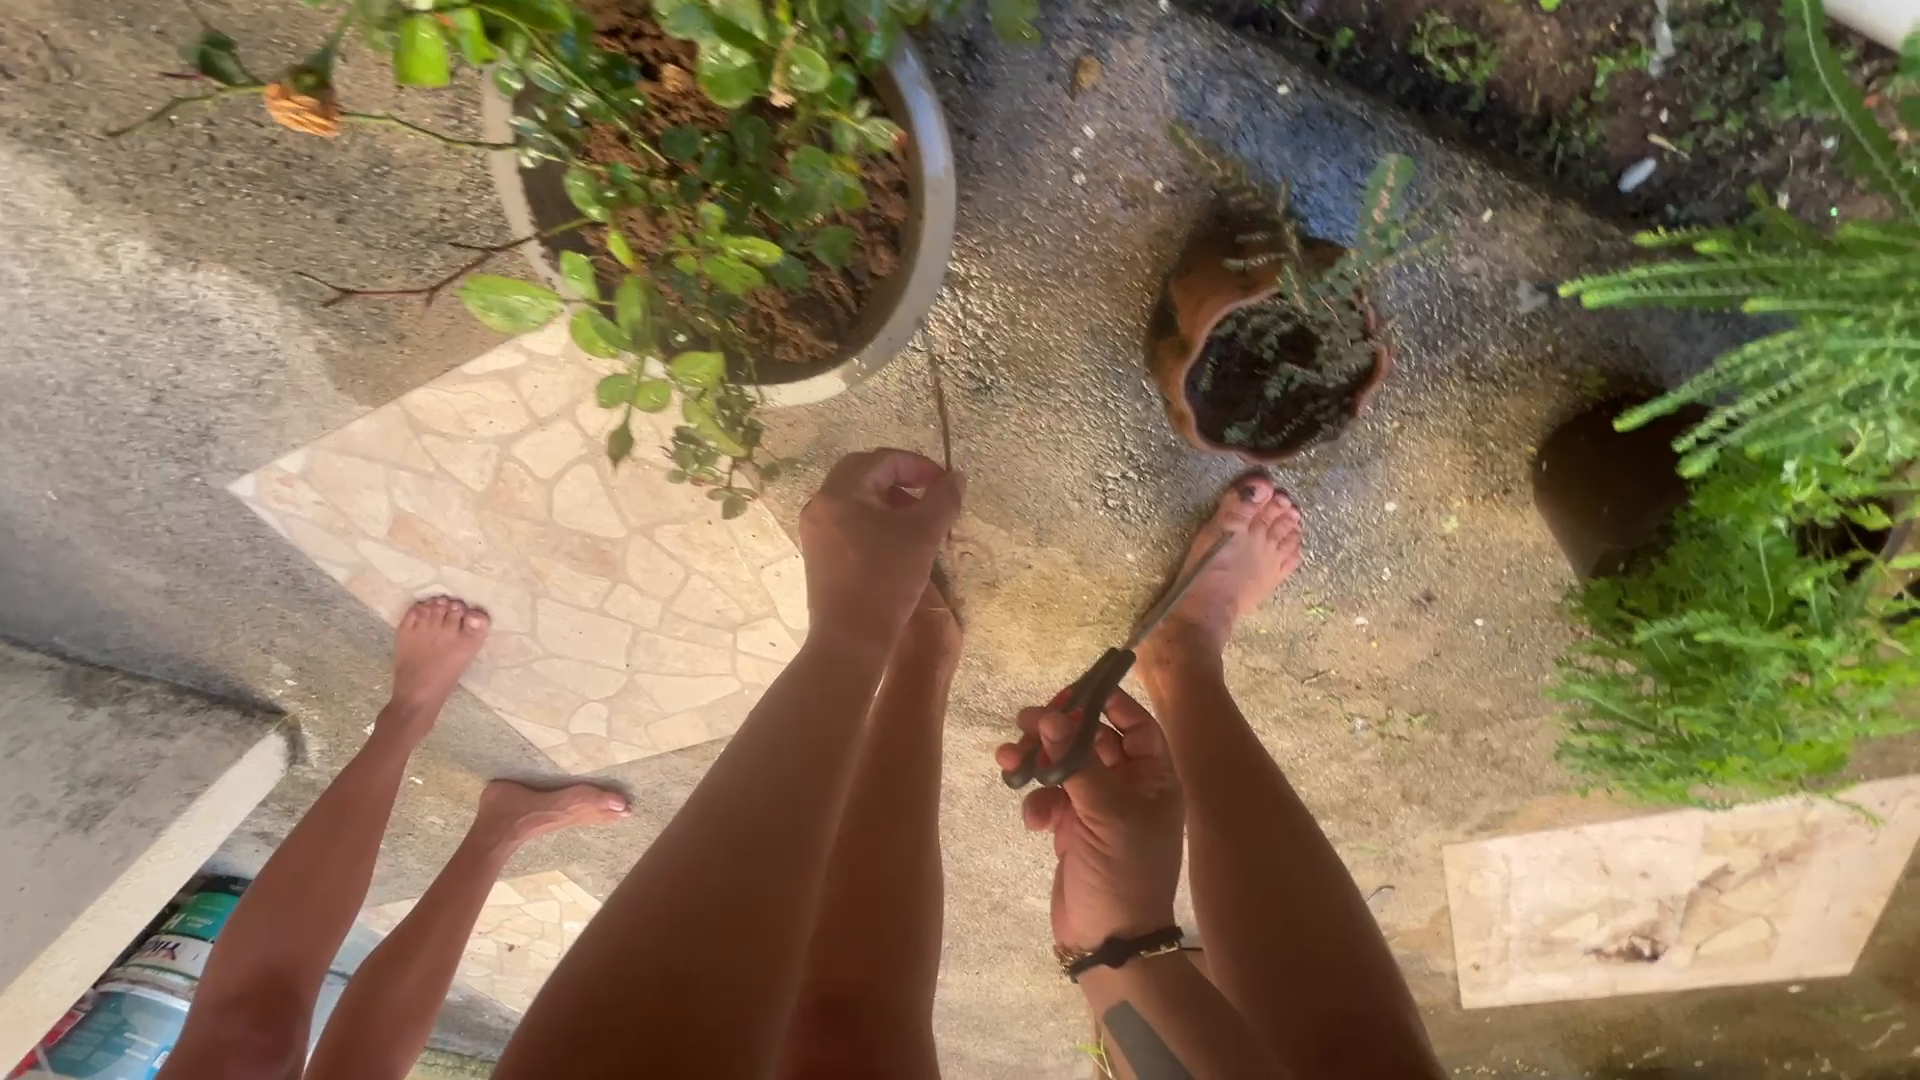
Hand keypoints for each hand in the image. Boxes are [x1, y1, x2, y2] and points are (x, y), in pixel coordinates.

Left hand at [798, 449, 963, 650]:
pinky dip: (874, 520)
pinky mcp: (819, 553)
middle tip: (929, 495)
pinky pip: (848, 521)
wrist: (851, 638)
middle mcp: (820, 505)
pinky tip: (896, 542)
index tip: (944, 484)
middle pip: (864, 473)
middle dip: (901, 478)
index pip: (882, 460)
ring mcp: (815, 530)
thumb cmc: (886, 580)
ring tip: (917, 520)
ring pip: (856, 498)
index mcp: (840, 492)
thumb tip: (956, 478)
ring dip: (889, 500)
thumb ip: (944, 499)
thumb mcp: (923, 535)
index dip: (919, 466)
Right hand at [995, 690, 1183, 951]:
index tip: (1075, 691)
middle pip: (1090, 740)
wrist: (1107, 940)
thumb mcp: (1105, 813)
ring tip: (1008, 758)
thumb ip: (1076, 761)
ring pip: (1064, 766)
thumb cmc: (1123, 872)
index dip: (1109, 705)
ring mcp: (1098, 806)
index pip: (1137, 726)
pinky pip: (1050, 797)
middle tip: (1024, 720)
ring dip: (1037, 762)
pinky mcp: (1072, 826)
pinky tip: (1032, 821)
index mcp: (1154, 779)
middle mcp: (1128, 786)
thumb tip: (1052, 714)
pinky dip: (1037, 802)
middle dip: (1057, 731)